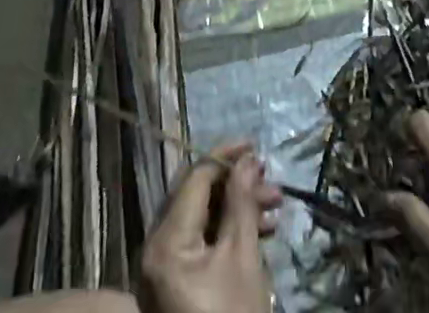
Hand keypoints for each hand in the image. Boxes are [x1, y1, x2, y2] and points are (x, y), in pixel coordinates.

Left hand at [140, 145, 282, 312]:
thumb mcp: (242, 256)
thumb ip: (242, 202)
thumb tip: (247, 159)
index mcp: (164, 242)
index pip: (194, 178)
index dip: (225, 156)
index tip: (256, 146)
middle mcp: (153, 248)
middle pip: (194, 196)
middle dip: (235, 183)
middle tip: (270, 181)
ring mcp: (160, 267)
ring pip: (199, 217)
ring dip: (235, 206)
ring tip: (274, 207)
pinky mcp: (171, 282)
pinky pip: (198, 240)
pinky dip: (225, 230)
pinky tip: (259, 231)